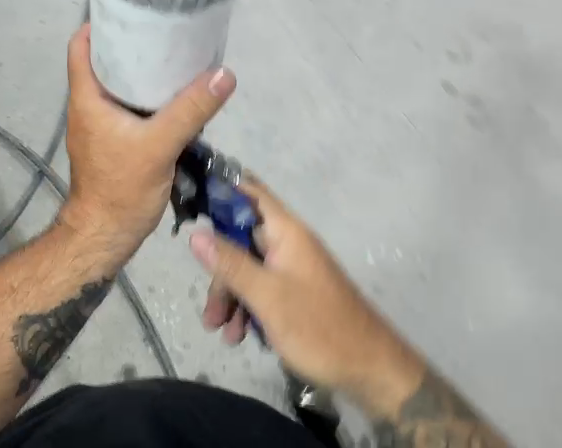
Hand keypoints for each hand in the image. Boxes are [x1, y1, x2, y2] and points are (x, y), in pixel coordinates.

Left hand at [56, 25, 234, 263]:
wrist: (106, 237)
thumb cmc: (121, 187)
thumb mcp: (159, 145)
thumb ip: (191, 110)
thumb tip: (223, 74)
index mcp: (87, 97)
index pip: (80, 46)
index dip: (98, 24)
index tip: (128, 9)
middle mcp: (88, 105)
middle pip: (103, 61)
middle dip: (129, 44)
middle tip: (162, 28)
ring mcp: (100, 125)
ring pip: (118, 86)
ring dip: (140, 72)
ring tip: (173, 54)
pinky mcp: (114, 142)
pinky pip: (129, 107)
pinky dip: (147, 96)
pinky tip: (175, 96)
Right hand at [189, 180, 418, 406]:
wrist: (372, 371)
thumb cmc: (319, 326)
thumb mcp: (267, 297)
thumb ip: (230, 263)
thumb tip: (195, 232)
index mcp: (285, 231)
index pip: (248, 191)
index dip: (219, 190)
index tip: (189, 202)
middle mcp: (288, 243)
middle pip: (240, 238)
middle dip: (219, 271)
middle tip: (210, 311)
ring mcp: (293, 269)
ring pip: (248, 269)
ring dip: (231, 298)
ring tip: (223, 333)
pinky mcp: (296, 294)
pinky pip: (262, 289)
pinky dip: (248, 309)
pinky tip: (241, 337)